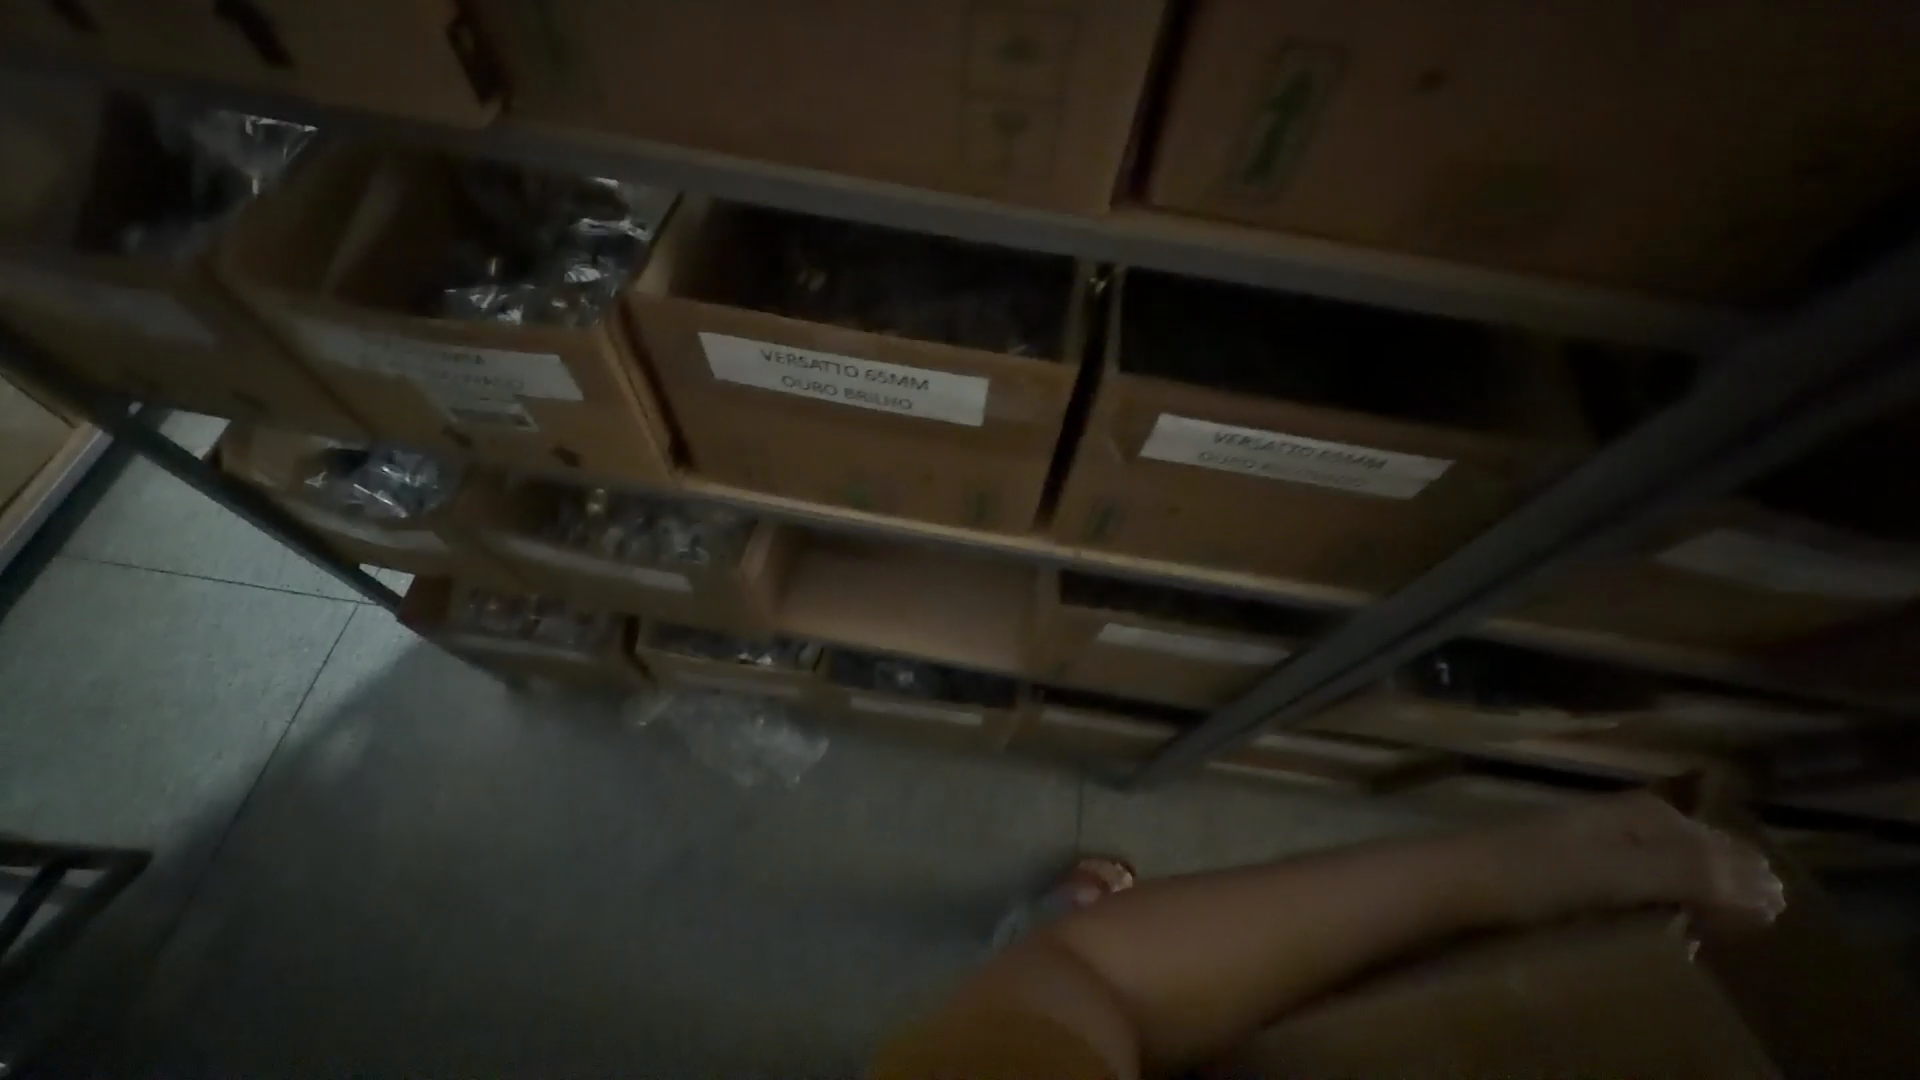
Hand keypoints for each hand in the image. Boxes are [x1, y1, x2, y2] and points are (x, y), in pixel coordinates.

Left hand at [1484, 791, 1785, 925]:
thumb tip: (1769, 883)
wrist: (1447, 882)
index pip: (1705, 837)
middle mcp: (1607, 822)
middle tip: (1737, 931)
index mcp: (1627, 813)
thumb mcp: (1613, 872)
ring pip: (1651, 872)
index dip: (1740, 873)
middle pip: (1680, 852)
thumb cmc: (1527, 872)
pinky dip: (1640, 909)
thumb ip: (1686, 872)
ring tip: (1699, 936)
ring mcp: (1578, 848)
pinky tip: (1643, 933)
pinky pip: (1617, 890)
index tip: (1769, 916)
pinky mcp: (1556, 877)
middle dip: (1714, 886)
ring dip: (1679, 900)